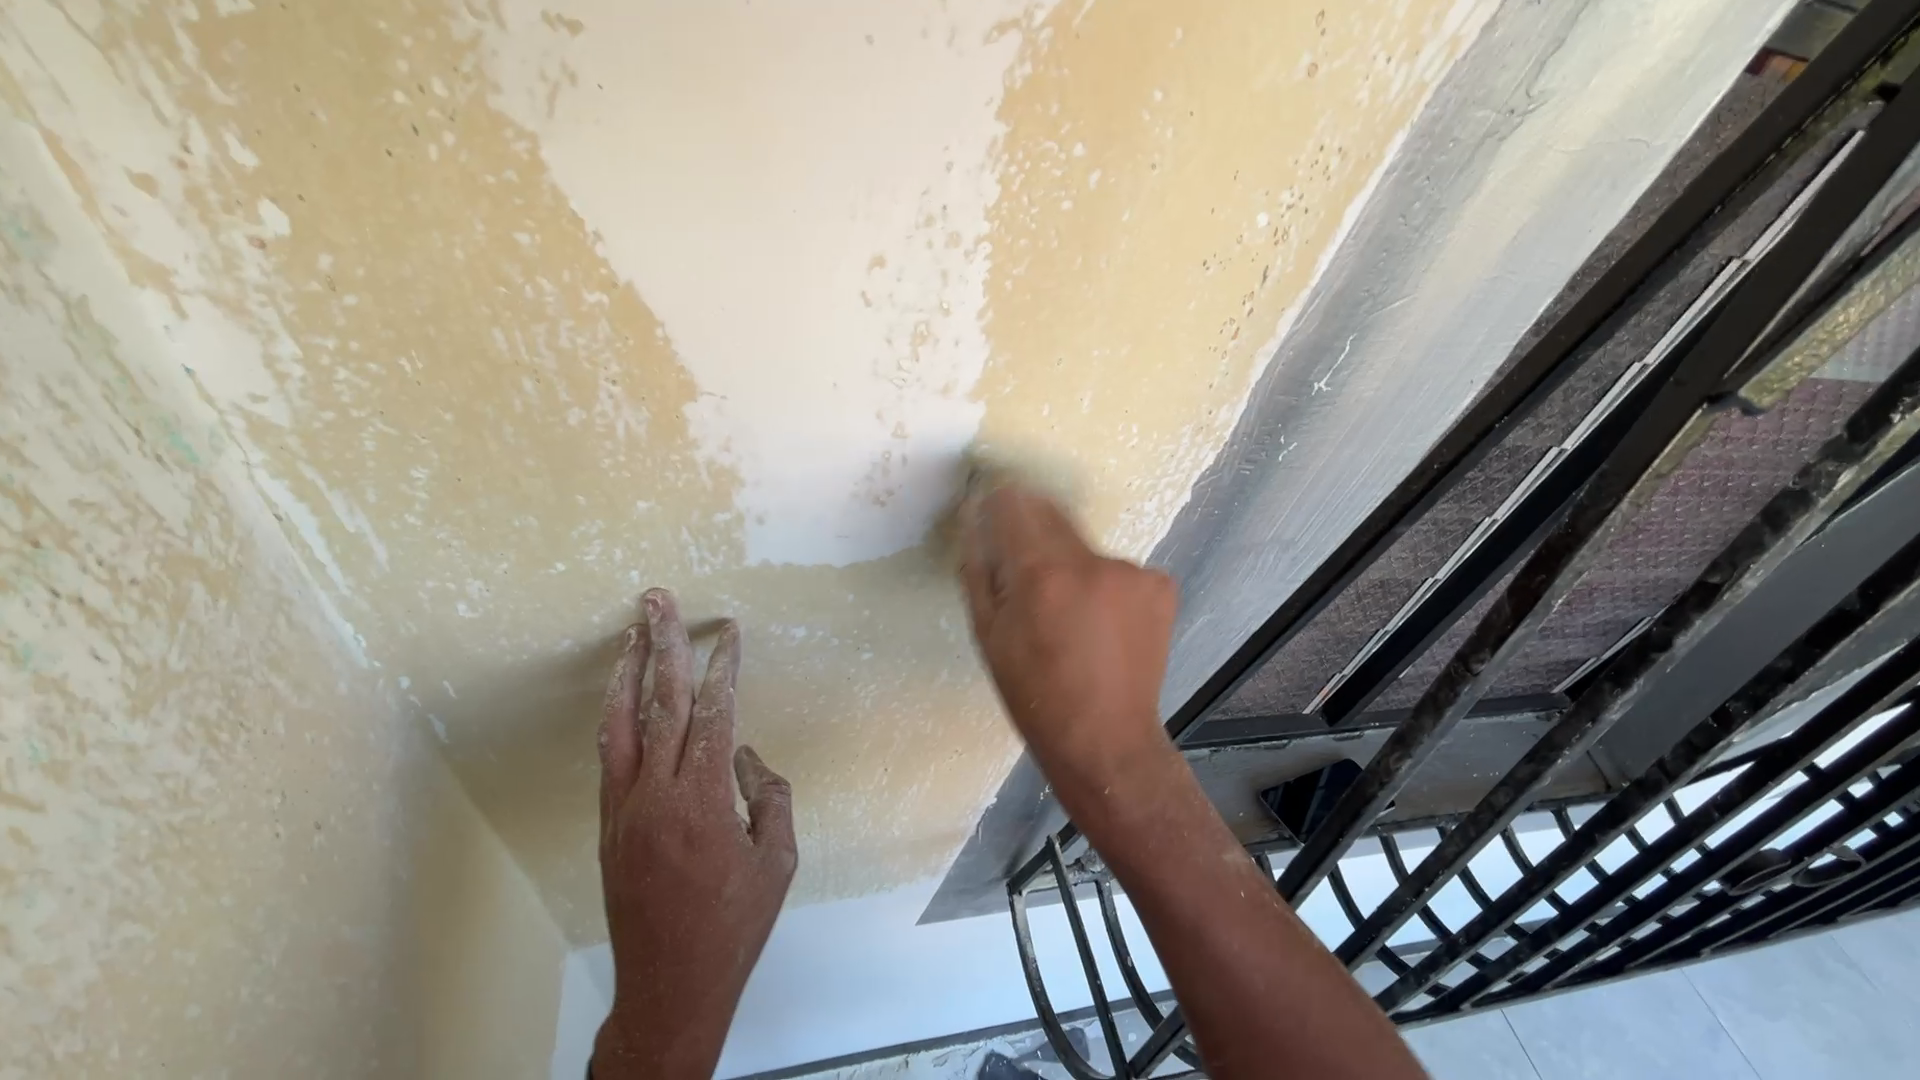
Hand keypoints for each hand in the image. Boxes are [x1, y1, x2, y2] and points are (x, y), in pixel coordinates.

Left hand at [593, 588, 796, 1079]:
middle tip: (658, 600)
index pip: (712, 714)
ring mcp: (625, 808)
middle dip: (662, 645)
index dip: (721, 667)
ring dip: (628, 670)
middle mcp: (656, 794)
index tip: (728, 631)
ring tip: (633, 629)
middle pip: (659, 703)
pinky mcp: (609, 824)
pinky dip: (616, 715)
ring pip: (621, 723)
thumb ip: (769, 798)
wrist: (670, 984)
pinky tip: (622, 694)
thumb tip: (745, 756)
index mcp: (703, 800)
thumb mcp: (777, 862)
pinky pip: (610, 755)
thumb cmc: (734, 925)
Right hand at [956, 479, 1179, 798]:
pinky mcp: (1160, 585)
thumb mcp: (987, 635)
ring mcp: (1132, 571)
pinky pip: (1118, 569)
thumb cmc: (1034, 693)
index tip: (991, 514)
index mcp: (1040, 573)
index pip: (1012, 502)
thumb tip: (972, 520)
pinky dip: (1105, 587)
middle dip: (1033, 536)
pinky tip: (1104, 626)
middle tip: (1031, 581)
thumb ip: (978, 569)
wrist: (1105, 739)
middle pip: (1051, 514)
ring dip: (1070, 564)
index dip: (997, 504)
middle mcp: (1090, 561)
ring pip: (1084, 546)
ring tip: (1071, 616)